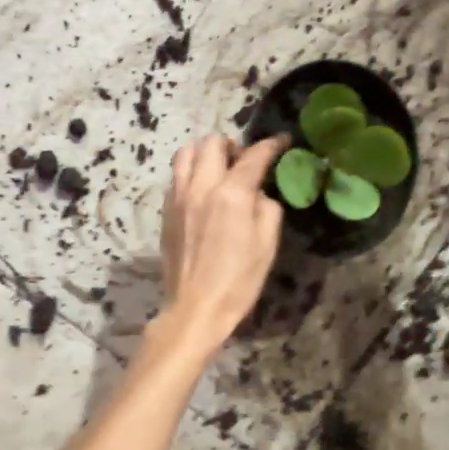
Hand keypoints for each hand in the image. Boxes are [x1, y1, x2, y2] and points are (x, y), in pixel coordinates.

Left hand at [156, 134, 287, 357]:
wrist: (196, 307)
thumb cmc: (238, 281)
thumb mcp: (266, 245)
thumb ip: (266, 208)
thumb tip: (258, 194)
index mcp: (231, 194)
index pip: (253, 156)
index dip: (271, 145)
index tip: (282, 142)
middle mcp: (201, 186)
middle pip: (211, 143)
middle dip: (232, 145)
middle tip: (244, 162)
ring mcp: (178, 197)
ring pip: (185, 153)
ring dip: (204, 153)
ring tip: (218, 169)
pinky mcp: (166, 211)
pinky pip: (176, 176)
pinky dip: (190, 172)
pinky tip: (202, 191)